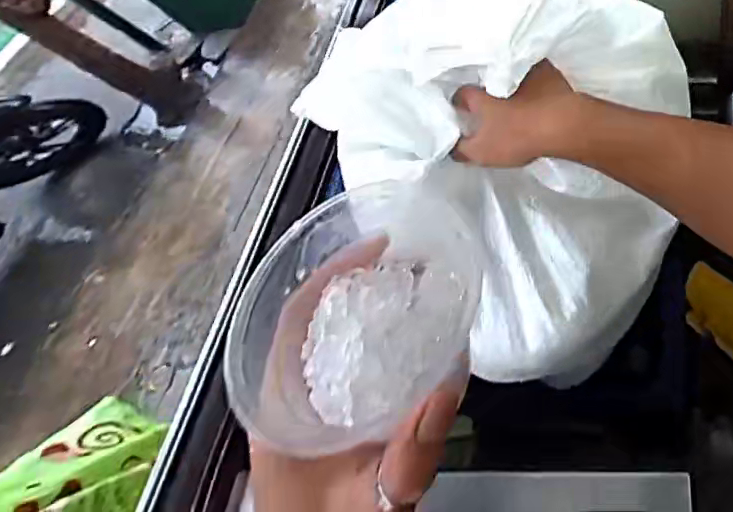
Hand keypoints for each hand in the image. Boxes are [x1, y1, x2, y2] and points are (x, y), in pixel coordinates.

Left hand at [249, 234, 466, 510]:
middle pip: (310, 318)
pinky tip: (401, 331)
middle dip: (354, 278)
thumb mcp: (378, 502)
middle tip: (402, 257)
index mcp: (281, 413)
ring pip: (324, 337)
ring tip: (405, 280)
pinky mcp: (320, 422)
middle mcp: (284, 404)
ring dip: (361, 302)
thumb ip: (414, 451)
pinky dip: (368, 332)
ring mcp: (300, 413)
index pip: (294, 318)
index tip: (378, 246)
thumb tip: (451, 378)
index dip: (333, 272)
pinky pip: (340, 359)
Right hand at [452, 61, 585, 168]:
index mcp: (480, 94)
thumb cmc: (518, 136)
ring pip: (511, 74)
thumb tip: (451, 146)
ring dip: (510, 84)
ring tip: (514, 98)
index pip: (462, 94)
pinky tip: (536, 92)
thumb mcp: (482, 151)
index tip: (463, 112)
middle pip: (486, 81)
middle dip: (485, 91)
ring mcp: (525, 70)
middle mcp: (499, 76)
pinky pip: (535, 72)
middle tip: (489, 105)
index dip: (460, 104)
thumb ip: (462, 149)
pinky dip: (533, 81)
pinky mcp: (549, 70)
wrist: (562, 123)